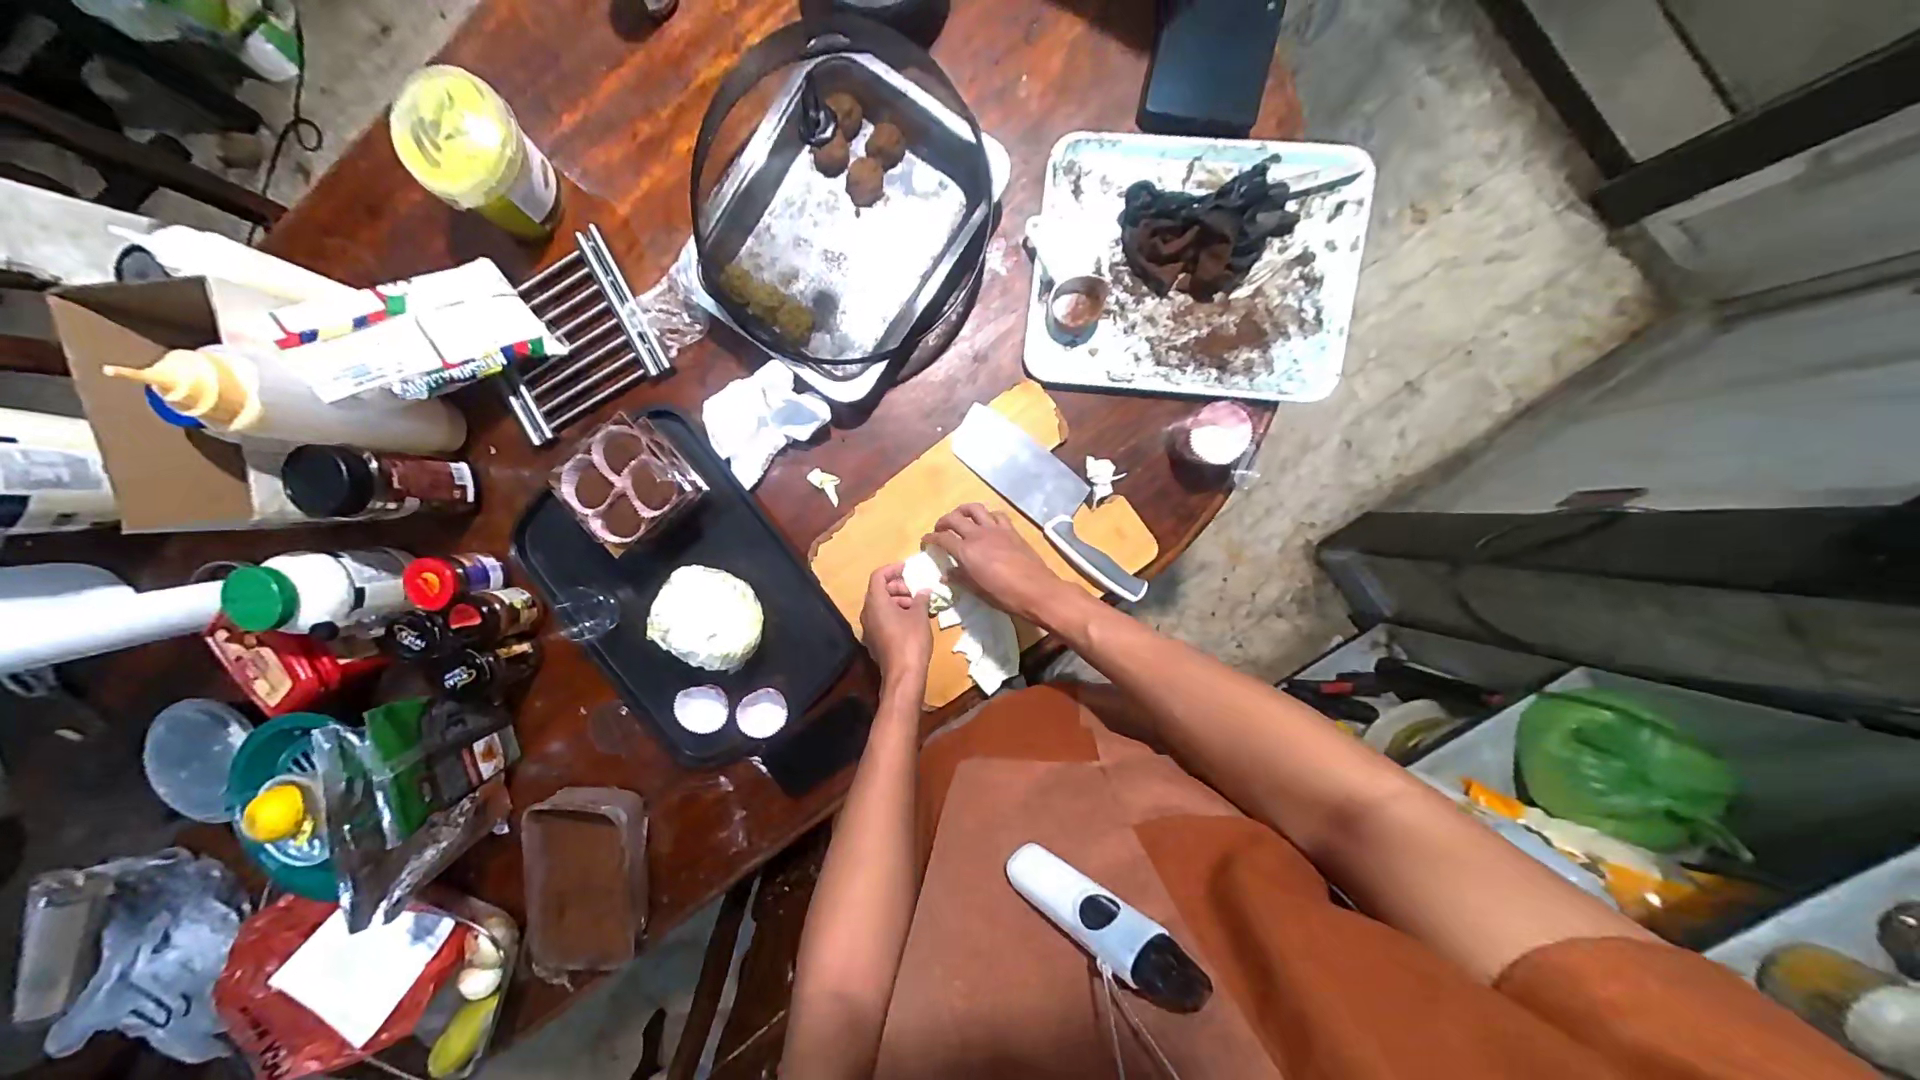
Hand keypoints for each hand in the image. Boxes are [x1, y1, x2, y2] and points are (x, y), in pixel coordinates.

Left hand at [862, 562, 931, 686]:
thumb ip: (921, 599)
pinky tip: (911, 619)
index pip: (878, 576)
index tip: (907, 568)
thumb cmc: (911, 639)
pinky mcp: (874, 640)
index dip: (892, 569)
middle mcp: (867, 613)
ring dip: (897, 600)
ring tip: (916, 605)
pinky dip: (894, 613)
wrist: (903, 674)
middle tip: (914, 590)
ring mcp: (868, 628)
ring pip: (880, 606)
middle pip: (878, 590)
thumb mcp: (919, 615)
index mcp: (875, 602)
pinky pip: (881, 619)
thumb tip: (924, 590)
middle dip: (897, 586)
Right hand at [923, 504, 1071, 626]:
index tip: (926, 541)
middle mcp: (978, 534)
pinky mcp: (1011, 530)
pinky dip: (987, 515)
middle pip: (954, 518)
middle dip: (943, 521)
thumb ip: (960, 578)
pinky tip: (987, 522)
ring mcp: (996, 529)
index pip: (942, 538)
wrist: (1036, 590)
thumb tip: (946, 574)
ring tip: (960, 517)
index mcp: (966, 551)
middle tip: (940, 529)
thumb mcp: (977, 590)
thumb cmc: (1003, 595)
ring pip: (975, 509)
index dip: (930, 538)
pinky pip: (996, 515)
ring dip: (963, 510)